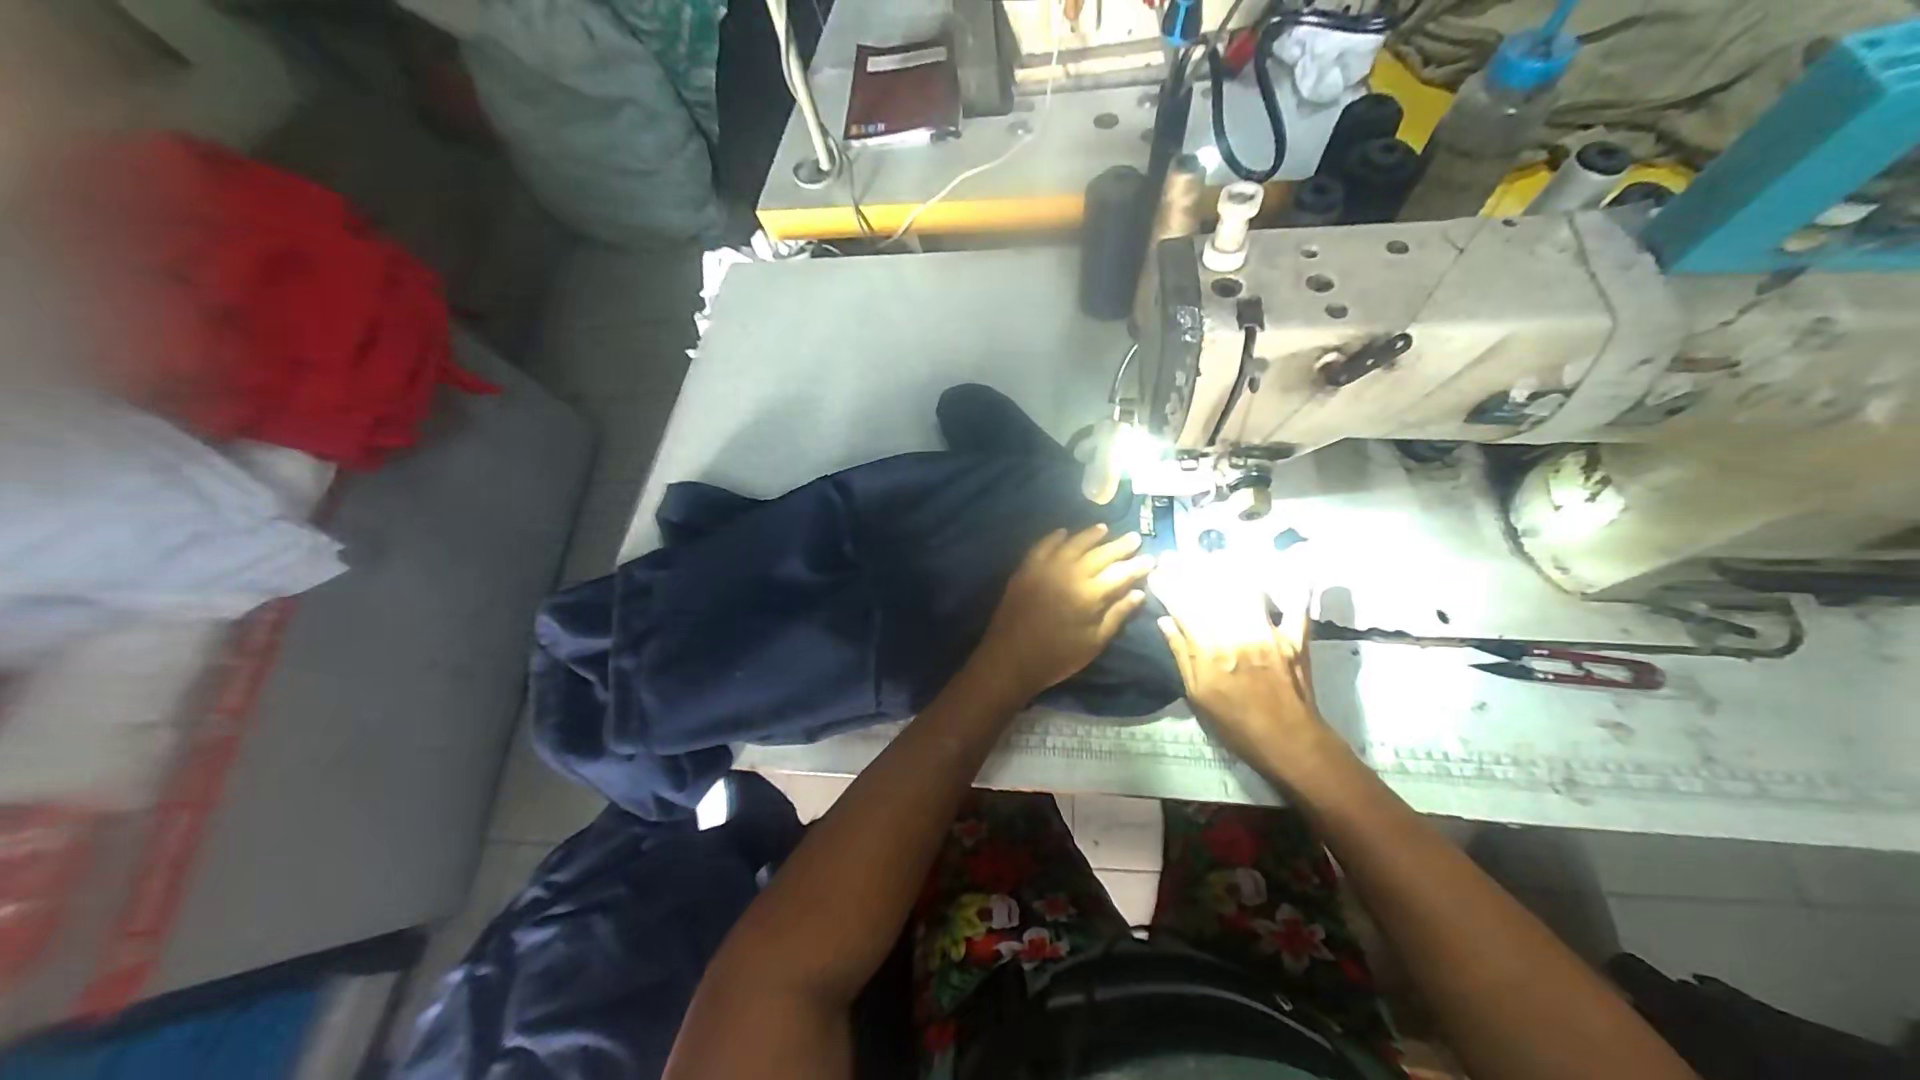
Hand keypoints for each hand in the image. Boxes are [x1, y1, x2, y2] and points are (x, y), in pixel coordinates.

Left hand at [974, 524, 1155, 697]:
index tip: (1150, 558)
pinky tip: (1064, 532)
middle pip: (1100, 554)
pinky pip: (1043, 546)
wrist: (1010, 659)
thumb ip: (1117, 615)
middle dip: (1119, 545)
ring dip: (1090, 535)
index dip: (1137, 566)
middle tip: (1134, 537)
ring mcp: (1045, 568)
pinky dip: (1055, 537)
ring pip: (1073, 544)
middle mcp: (1070, 573)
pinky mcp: (1026, 570)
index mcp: (1090, 594)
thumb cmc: (1057, 658)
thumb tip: (1139, 593)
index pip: (1121, 573)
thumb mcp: (1094, 643)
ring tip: (1104, 528)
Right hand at [1152, 556, 1333, 771]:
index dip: (1167, 586)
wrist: (1288, 742)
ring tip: (1214, 556)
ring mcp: (1269, 632)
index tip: (1156, 571)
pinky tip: (1295, 565)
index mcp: (1210, 650)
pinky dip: (1297, 585)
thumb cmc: (1235, 724)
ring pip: (1247, 589)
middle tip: (1176, 556)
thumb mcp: (1198, 695)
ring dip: (1229, 569)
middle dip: (1189, 571)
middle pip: (1211, 591)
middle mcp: (1238, 633)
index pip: (1183, 608)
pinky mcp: (1295, 637)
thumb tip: (1165, 623)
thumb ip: (1183, 655)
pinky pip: (1297, 605)